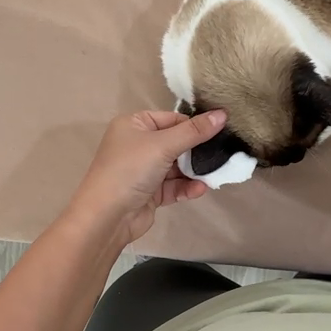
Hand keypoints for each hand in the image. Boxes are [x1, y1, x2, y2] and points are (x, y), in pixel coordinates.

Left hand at [63, 109, 227, 246]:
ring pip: (176, 167)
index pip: (171, 119)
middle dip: (197, 151)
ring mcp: (143, 170)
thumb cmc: (131, 170)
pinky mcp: (150, 193)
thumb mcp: (163, 145)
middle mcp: (137, 145)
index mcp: (134, 125)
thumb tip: (222, 114)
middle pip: (176, 143)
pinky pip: (173, 186)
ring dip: (194, 171)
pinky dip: (186, 187)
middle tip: (222, 153)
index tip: (220, 130)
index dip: (194, 125)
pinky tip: (201, 189)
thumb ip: (194, 132)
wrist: (107, 216)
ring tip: (215, 173)